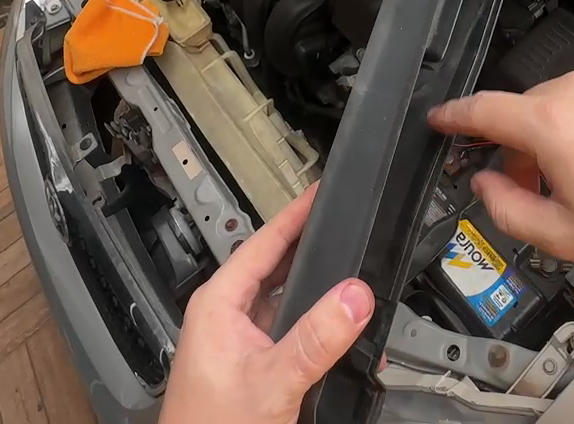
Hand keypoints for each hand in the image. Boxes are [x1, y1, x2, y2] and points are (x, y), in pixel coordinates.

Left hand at [159, 184, 374, 423]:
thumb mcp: (271, 383)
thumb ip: (316, 338)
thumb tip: (354, 295)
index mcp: (219, 304)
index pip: (264, 240)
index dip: (296, 213)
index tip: (323, 191)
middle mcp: (226, 315)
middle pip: (277, 264)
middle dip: (313, 248)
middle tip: (346, 224)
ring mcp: (239, 340)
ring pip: (285, 297)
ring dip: (317, 287)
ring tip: (350, 270)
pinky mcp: (252, 363)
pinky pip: (289, 328)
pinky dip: (315, 321)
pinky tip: (340, 328)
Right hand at [427, 64, 573, 285]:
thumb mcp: (563, 236)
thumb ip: (507, 208)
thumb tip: (488, 185)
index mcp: (552, 122)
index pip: (483, 108)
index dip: (454, 115)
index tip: (441, 118)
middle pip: (524, 110)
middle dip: (517, 146)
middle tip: (530, 187)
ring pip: (559, 102)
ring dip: (554, 133)